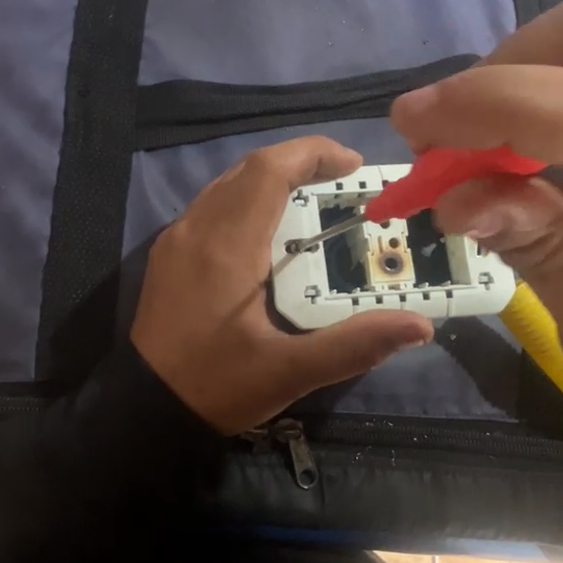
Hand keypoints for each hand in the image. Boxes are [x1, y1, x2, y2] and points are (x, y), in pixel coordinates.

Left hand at [131, 136, 434, 433]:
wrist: (143, 408)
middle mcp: (197, 229)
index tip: (353, 165)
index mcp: (226, 245)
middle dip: (297, 163)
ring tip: (312, 200)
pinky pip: (210, 206)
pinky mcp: (167, 256)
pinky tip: (268, 232)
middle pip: (248, 169)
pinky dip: (246, 200)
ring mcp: (176, 240)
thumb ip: (354, 345)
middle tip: (342, 181)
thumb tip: (419, 325)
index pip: (268, 170)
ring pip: (226, 185)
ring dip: (269, 179)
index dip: (312, 154)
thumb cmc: (216, 385)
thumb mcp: (289, 372)